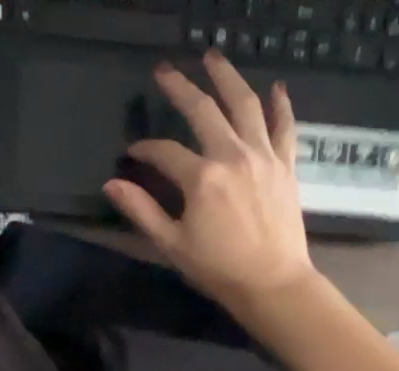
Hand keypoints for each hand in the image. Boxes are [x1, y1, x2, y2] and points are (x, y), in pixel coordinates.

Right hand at [104, 52, 316, 309]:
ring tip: (214, 58)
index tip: (132, 153)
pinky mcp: (286, 165)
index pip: (165, 152)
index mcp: (201, 178)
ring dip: (228, 78)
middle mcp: (232, 156)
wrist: (272, 283)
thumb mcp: (172, 244)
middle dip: (181, 89)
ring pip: (245, 105)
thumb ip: (142, 211)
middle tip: (165, 72)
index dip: (145, 150)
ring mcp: (263, 156)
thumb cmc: (217, 269)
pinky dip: (280, 105)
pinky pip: (284, 126)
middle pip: (203, 111)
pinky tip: (275, 88)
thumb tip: (111, 185)